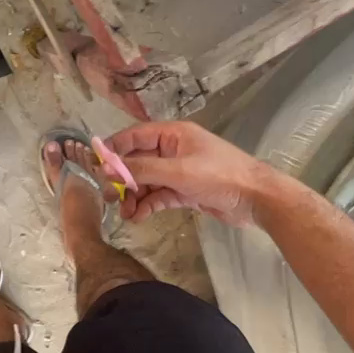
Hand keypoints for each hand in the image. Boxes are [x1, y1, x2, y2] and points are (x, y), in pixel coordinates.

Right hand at [107, 121, 277, 226]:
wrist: (257, 199)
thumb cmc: (220, 175)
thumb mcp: (178, 171)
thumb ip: (142, 169)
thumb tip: (108, 168)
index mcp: (173, 135)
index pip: (135, 136)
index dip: (114, 149)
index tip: (96, 166)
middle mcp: (173, 150)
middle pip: (138, 161)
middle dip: (122, 179)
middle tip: (108, 196)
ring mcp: (179, 172)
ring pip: (146, 182)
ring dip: (133, 196)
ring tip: (124, 213)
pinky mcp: (185, 191)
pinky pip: (158, 196)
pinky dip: (147, 205)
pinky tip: (137, 217)